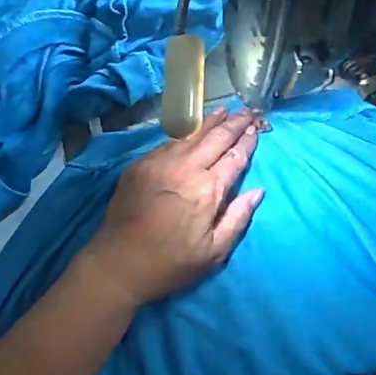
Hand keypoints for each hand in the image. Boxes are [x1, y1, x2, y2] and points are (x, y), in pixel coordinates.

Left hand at [75, 110, 264, 307]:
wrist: (118, 263)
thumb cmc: (170, 263)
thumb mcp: (214, 251)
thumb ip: (237, 218)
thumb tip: (257, 192)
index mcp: (208, 189)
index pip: (234, 157)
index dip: (247, 142)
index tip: (256, 129)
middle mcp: (186, 168)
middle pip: (215, 138)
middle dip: (233, 124)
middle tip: (246, 111)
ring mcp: (159, 163)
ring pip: (190, 136)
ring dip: (209, 123)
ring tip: (223, 111)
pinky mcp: (139, 166)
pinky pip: (168, 143)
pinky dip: (184, 135)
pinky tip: (191, 131)